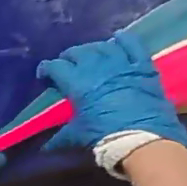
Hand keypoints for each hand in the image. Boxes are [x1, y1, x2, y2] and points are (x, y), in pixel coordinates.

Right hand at [36, 32, 186, 155]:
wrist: (142, 139)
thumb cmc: (103, 135)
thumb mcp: (76, 135)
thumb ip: (59, 136)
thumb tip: (44, 148)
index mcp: (76, 83)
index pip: (55, 67)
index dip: (46, 69)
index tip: (44, 75)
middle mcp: (96, 67)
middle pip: (77, 52)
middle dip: (68, 57)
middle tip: (66, 65)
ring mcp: (121, 64)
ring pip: (102, 46)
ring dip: (92, 49)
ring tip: (89, 54)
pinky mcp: (142, 67)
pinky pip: (133, 45)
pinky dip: (124, 39)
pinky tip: (118, 38)